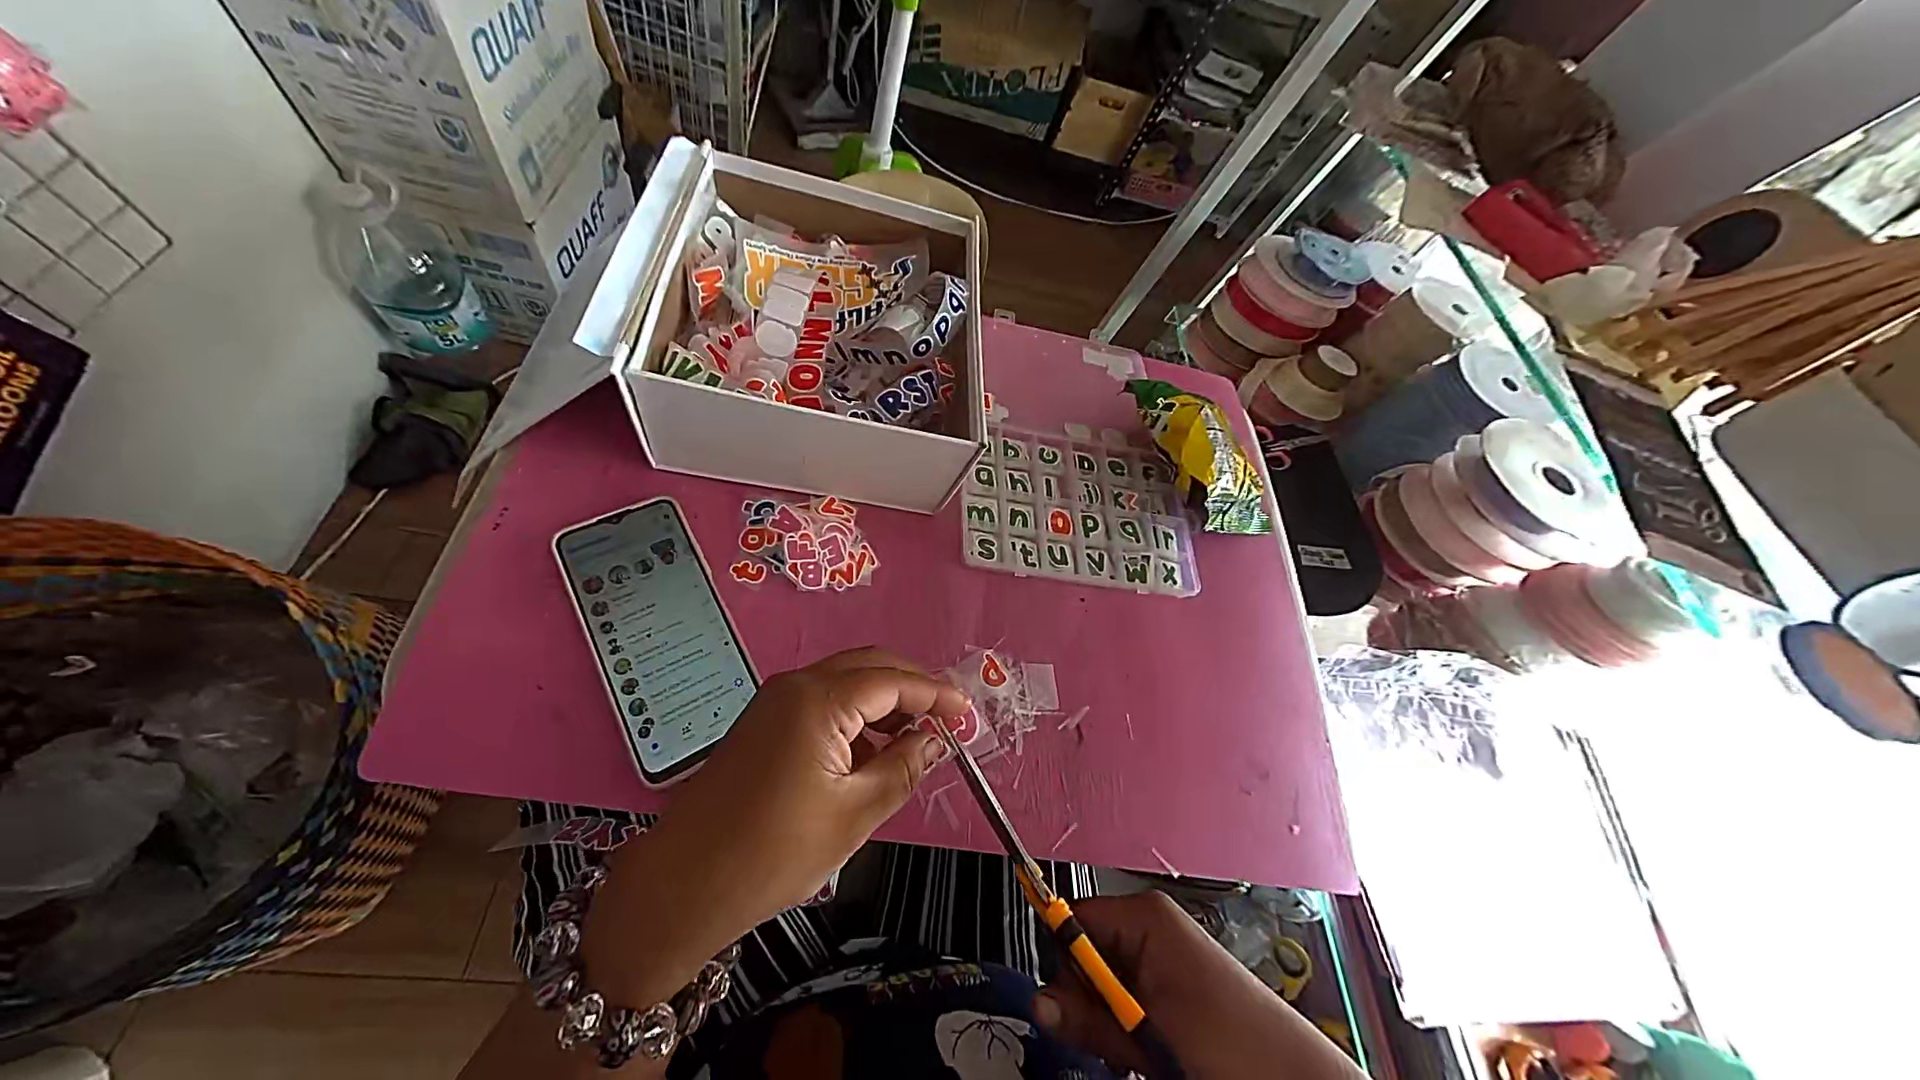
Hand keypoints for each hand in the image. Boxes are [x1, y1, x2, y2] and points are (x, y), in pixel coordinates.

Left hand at [622, 648, 967, 935]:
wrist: (682, 884)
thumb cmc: (774, 852)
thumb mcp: (855, 813)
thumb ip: (904, 766)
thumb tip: (936, 740)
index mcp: (819, 699)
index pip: (892, 680)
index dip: (936, 693)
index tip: (967, 712)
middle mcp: (795, 685)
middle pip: (868, 667)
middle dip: (912, 686)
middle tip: (947, 717)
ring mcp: (774, 701)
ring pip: (845, 682)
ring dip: (884, 702)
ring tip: (915, 739)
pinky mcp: (764, 722)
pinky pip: (822, 702)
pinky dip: (855, 716)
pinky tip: (871, 752)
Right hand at [1032, 892, 1364, 1079]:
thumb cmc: (1236, 1044)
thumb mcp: (1150, 1034)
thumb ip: (1090, 1016)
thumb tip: (1040, 1001)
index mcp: (1144, 916)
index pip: (1071, 920)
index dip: (1064, 965)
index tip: (1068, 1006)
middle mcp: (1150, 927)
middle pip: (1085, 954)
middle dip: (1090, 1000)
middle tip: (1119, 1037)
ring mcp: (1161, 956)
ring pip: (1104, 983)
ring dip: (1110, 1020)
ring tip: (1142, 1049)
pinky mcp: (1171, 985)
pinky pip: (1127, 997)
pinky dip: (1128, 1027)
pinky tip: (1149, 1051)